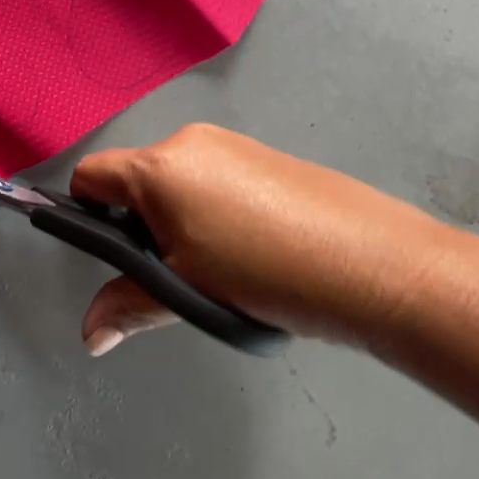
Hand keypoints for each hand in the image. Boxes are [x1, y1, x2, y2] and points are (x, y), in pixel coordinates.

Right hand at [70, 123, 453, 355]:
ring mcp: (231, 144)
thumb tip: (90, 336)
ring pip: (177, 180)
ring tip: (225, 263)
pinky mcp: (269, 155)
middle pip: (134, 179)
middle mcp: (186, 142)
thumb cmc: (274, 274)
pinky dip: (219, 208)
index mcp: (156, 168)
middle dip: (142, 220)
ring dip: (181, 215)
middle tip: (179, 266)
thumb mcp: (191, 293)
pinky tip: (258, 247)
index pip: (88, 177)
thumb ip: (130, 305)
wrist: (390, 268)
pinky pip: (217, 177)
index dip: (89, 214)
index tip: (118, 251)